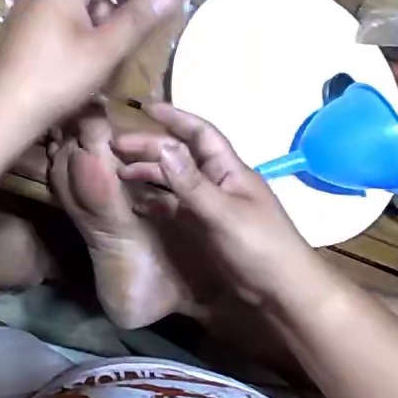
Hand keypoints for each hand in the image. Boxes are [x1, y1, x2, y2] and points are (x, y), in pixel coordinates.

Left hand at [0, 0, 181, 133]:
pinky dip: (94, 20)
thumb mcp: (103, 50)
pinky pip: (69, 15)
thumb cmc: (55, 78)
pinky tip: (111, 41)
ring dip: (112, 3)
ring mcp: (36, 12)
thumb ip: (138, 21)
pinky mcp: (33, 34)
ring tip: (141, 21)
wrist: (2, 112)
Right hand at [111, 102, 320, 304]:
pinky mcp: (204, 226)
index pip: (200, 134)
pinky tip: (135, 201)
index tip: (146, 107)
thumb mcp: (223, 213)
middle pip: (181, 155)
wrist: (281, 289)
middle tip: (116, 145)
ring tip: (119, 171)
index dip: (175, 118)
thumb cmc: (260, 246)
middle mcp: (218, 181)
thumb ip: (192, 183)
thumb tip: (163, 146)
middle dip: (150, 146)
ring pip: (175, 180)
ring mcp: (210, 204)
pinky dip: (155, 200)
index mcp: (229, 170)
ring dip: (149, 172)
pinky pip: (175, 206)